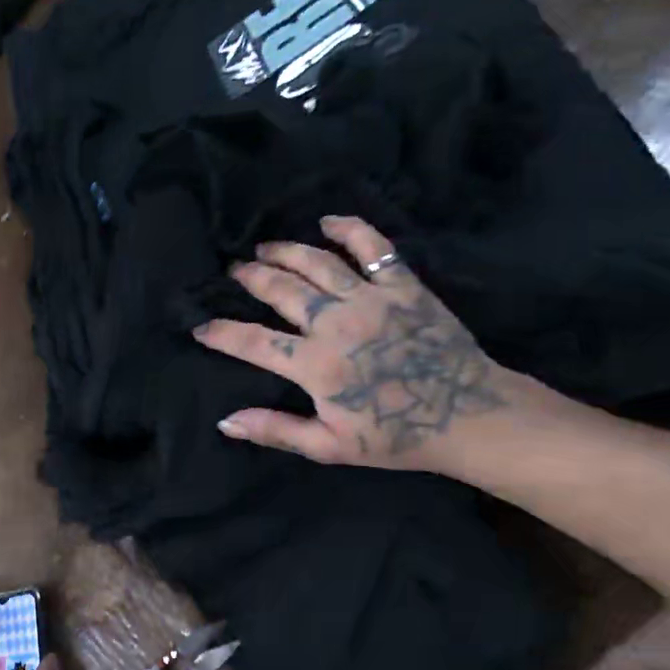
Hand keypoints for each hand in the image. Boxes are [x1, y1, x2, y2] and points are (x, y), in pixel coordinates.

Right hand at [193, 216, 514, 471]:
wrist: (470, 415)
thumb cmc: (395, 435)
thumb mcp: (329, 447)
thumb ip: (275, 430)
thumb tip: (225, 422)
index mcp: (316, 364)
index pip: (253, 342)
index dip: (221, 333)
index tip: (200, 326)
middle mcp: (337, 323)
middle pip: (282, 289)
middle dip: (251, 277)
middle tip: (235, 270)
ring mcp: (372, 299)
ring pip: (318, 263)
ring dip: (287, 251)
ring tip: (266, 247)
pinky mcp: (404, 286)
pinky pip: (374, 248)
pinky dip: (351, 230)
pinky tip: (329, 222)